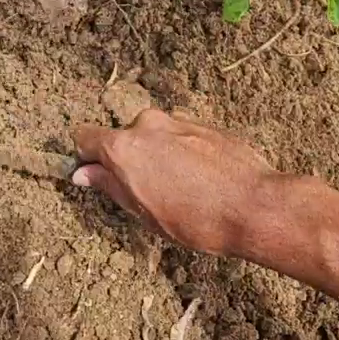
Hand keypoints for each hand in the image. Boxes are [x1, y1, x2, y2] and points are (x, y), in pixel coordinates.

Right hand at [72, 109, 281, 258]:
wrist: (255, 207)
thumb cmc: (196, 218)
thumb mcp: (143, 211)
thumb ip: (110, 185)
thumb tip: (84, 173)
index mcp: (123, 146)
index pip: (84, 137)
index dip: (86, 157)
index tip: (95, 174)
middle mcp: (146, 124)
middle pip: (123, 137)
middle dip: (129, 160)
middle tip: (147, 191)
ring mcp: (178, 120)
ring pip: (154, 137)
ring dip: (158, 156)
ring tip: (181, 189)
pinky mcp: (205, 124)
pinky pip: (180, 136)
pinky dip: (182, 153)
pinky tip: (201, 180)